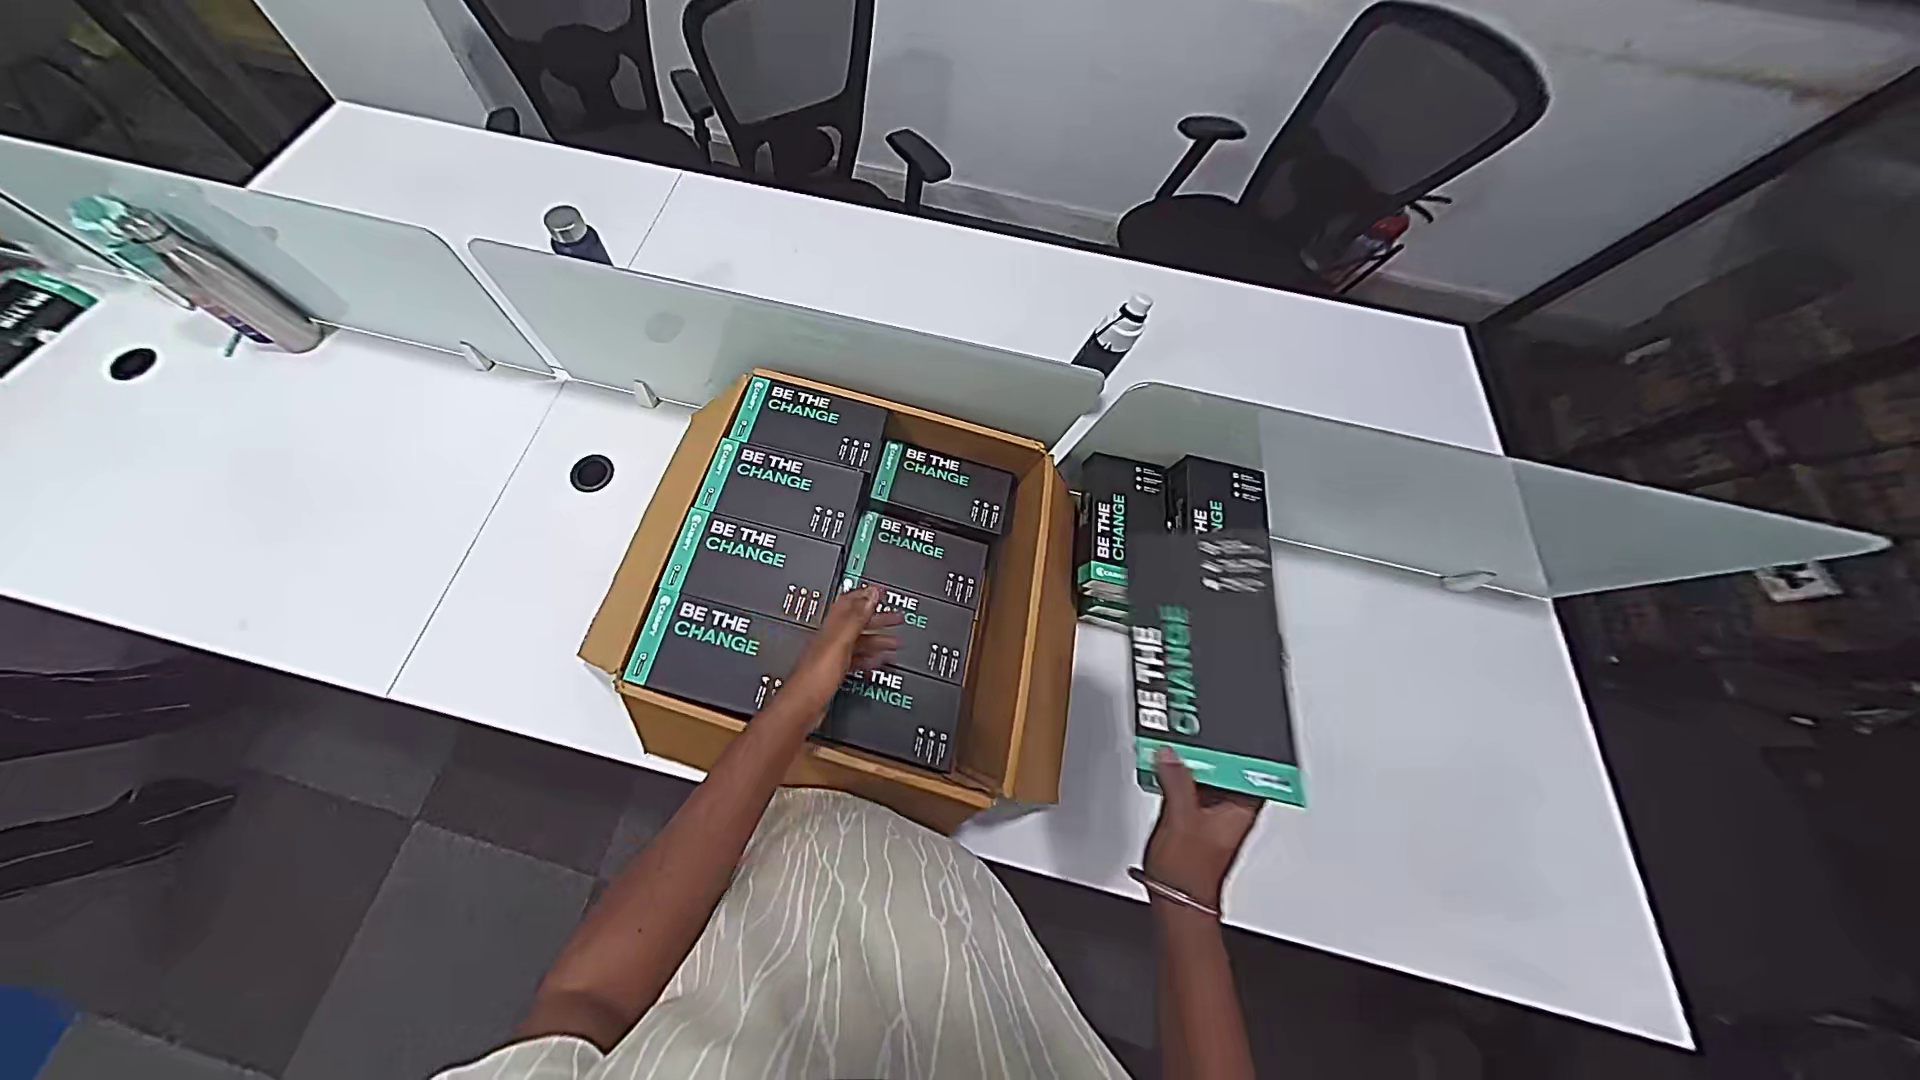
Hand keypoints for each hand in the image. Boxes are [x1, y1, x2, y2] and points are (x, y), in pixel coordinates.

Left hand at [770, 585, 902, 726]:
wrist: (801, 708)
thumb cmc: (815, 677)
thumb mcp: (840, 643)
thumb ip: (856, 617)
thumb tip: (870, 593)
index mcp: (832, 628)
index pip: (850, 603)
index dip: (866, 595)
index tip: (881, 591)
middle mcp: (831, 639)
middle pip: (858, 623)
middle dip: (878, 618)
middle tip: (896, 617)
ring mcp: (833, 656)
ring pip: (859, 642)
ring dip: (878, 639)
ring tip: (895, 641)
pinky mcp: (835, 673)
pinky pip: (857, 659)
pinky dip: (870, 657)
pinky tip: (878, 661)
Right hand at [1143, 747, 1261, 910]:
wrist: (1175, 900)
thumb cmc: (1189, 873)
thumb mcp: (1180, 817)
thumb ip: (1176, 780)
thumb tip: (1170, 754)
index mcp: (1241, 810)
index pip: (1249, 769)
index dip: (1239, 748)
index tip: (1224, 732)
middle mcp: (1232, 811)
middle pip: (1225, 769)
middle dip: (1208, 752)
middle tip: (1192, 733)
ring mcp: (1214, 815)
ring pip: (1206, 778)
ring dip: (1191, 764)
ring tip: (1174, 748)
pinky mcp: (1195, 819)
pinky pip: (1190, 789)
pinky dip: (1179, 778)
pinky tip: (1164, 769)